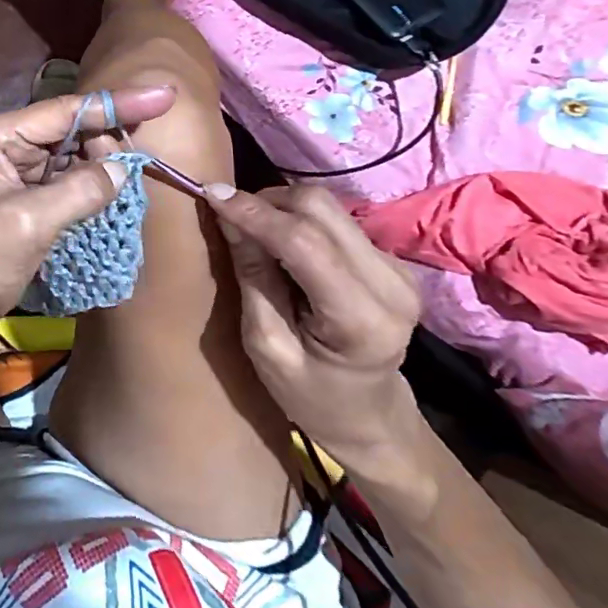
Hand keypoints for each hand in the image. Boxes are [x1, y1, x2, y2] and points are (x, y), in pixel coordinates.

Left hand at [0, 87, 176, 331]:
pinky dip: (95, 183)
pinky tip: (114, 191)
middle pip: (72, 127)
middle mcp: (6, 143)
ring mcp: (17, 168)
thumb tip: (123, 167)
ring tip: (126, 183)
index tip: (164, 95)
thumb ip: (81, 189)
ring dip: (104, 164)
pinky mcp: (28, 193)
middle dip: (108, 139)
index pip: (65, 110)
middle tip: (136, 165)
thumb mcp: (31, 221)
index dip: (116, 103)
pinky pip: (71, 177)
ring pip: (75, 152)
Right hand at [204, 184, 427, 475]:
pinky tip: (281, 246)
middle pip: (320, 209)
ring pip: (327, 208)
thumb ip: (252, 276)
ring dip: (281, 209)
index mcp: (361, 319)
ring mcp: (396, 267)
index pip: (304, 243)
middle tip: (230, 216)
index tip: (211, 193)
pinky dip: (298, 221)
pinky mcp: (389, 258)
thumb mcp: (266, 345)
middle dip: (267, 203)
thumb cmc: (310, 395)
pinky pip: (334, 220)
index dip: (255, 213)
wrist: (367, 414)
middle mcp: (391, 283)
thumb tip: (229, 214)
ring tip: (253, 233)